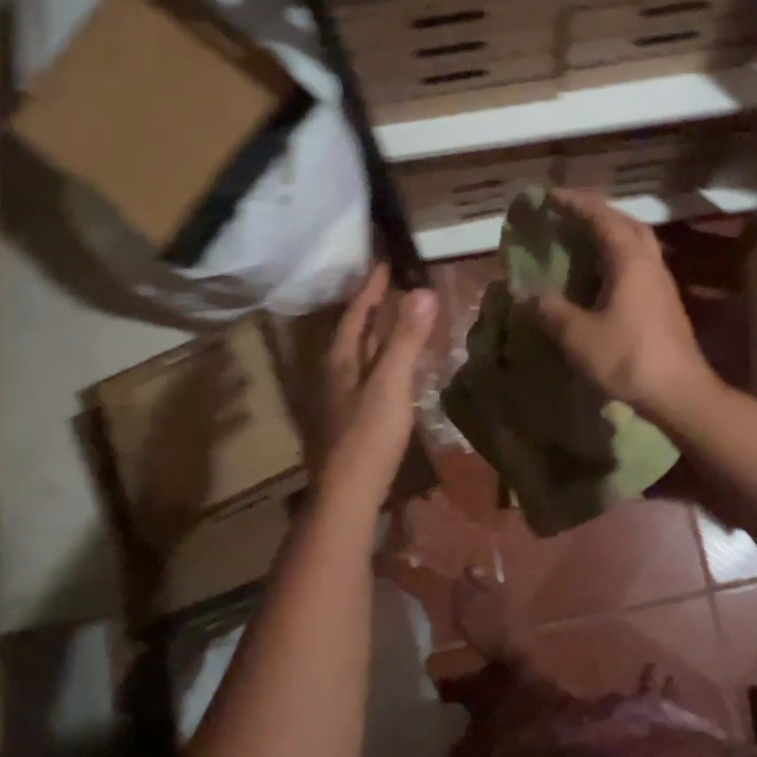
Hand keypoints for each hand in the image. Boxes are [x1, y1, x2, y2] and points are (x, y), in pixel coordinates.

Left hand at [320, 263, 437, 497]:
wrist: (346, 493)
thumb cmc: (368, 435)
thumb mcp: (391, 383)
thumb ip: (406, 339)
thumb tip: (423, 291)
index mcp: (339, 360)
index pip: (355, 313)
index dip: (371, 289)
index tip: (386, 264)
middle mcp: (333, 374)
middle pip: (353, 333)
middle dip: (373, 309)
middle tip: (394, 287)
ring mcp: (339, 399)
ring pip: (359, 357)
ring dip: (377, 336)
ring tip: (398, 322)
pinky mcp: (349, 420)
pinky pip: (366, 377)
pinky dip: (381, 362)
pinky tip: (394, 371)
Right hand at [521, 189, 719, 420]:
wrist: (679, 393)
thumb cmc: (628, 358)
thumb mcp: (578, 336)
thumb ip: (550, 311)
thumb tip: (525, 295)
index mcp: (630, 260)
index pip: (601, 217)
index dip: (575, 204)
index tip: (550, 197)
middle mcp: (650, 264)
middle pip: (626, 224)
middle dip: (597, 214)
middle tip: (569, 214)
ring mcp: (662, 284)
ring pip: (636, 246)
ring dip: (610, 236)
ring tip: (581, 242)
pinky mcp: (665, 306)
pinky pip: (638, 268)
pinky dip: (616, 261)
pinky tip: (600, 279)